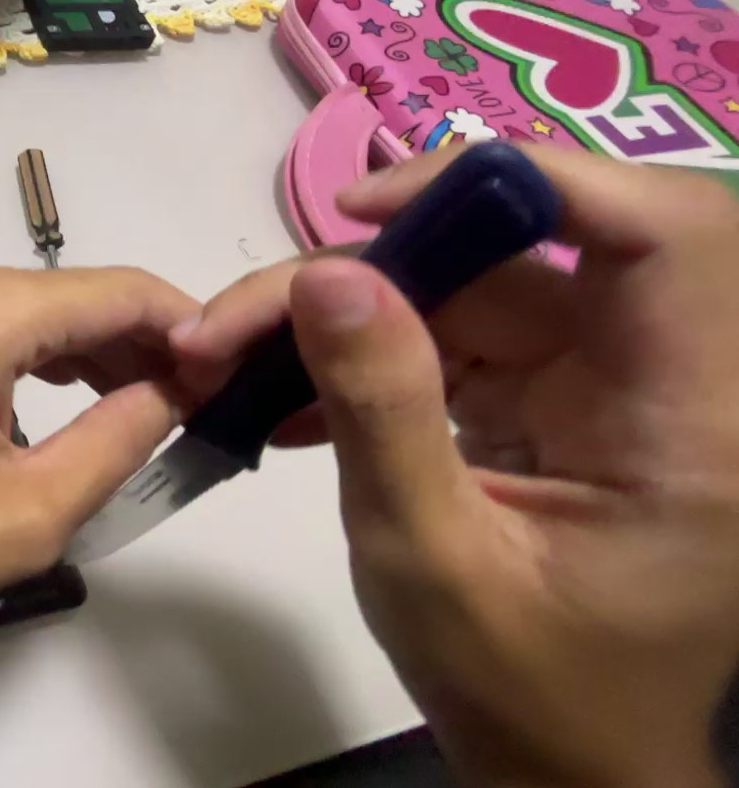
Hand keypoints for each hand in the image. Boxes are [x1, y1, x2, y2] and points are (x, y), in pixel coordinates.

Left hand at [0, 257, 197, 742]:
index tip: (234, 379)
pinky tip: (62, 404)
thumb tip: (173, 391)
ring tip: (142, 413)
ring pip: (27, 312)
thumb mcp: (27, 511)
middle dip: (141, 345)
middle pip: (73, 295)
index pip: (121, 290)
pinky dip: (32, 359)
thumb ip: (120, 440)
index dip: (190, 329)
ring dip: (88, 354)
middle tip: (197, 409)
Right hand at [172, 146, 738, 787]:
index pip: (664, 234)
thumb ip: (382, 410)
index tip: (368, 209)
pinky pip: (421, 338)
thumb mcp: (428, 550)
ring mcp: (579, 385)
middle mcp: (647, 379)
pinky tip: (271, 397)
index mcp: (692, 421)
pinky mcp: (521, 397)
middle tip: (226, 324)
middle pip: (495, 261)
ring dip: (316, 316)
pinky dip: (333, 355)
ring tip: (220, 361)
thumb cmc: (514, 678)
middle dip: (346, 274)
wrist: (548, 755)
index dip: (523, 182)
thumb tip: (326, 278)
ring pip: (439, 292)